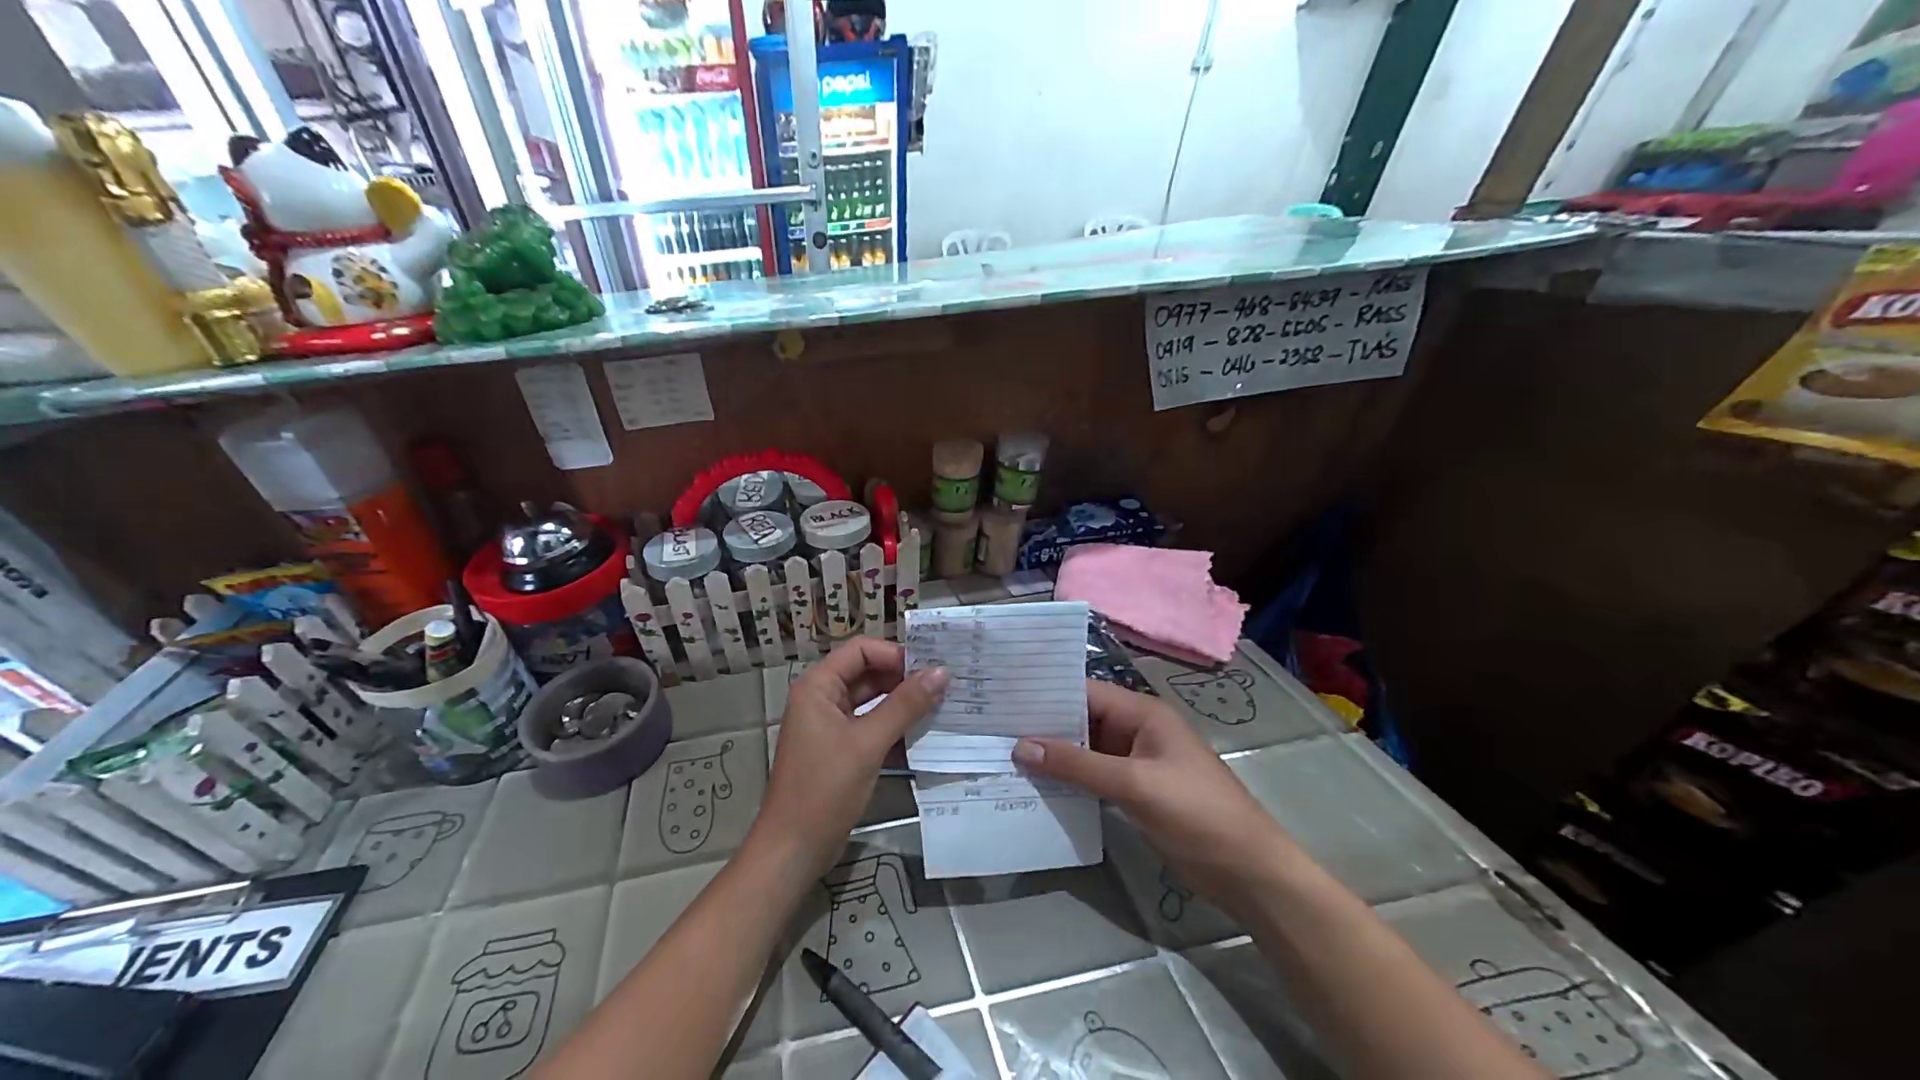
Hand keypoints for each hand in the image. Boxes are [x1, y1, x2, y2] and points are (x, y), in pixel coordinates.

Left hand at [752, 637, 946, 876]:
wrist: (793, 849)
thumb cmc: (824, 789)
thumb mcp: (868, 743)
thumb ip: (905, 706)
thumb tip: (941, 673)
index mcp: (818, 687)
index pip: (861, 650)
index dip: (895, 654)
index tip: (931, 667)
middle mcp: (822, 699)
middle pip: (868, 673)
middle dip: (905, 679)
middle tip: (946, 686)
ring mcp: (831, 726)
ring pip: (873, 701)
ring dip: (904, 705)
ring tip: (943, 707)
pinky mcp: (841, 750)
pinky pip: (872, 726)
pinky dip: (896, 728)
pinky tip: (926, 735)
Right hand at [1013, 680, 1298, 912]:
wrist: (1246, 870)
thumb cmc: (1196, 813)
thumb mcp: (1134, 784)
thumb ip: (1077, 765)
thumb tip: (1021, 746)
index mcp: (1142, 714)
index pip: (1086, 692)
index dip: (1046, 695)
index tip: (1003, 701)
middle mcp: (1136, 732)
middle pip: (1082, 720)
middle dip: (1042, 726)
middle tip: (992, 730)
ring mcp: (1135, 764)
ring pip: (1084, 751)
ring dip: (1052, 756)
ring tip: (1002, 756)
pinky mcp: (1133, 793)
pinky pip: (1092, 778)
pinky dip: (1068, 781)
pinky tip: (1035, 787)